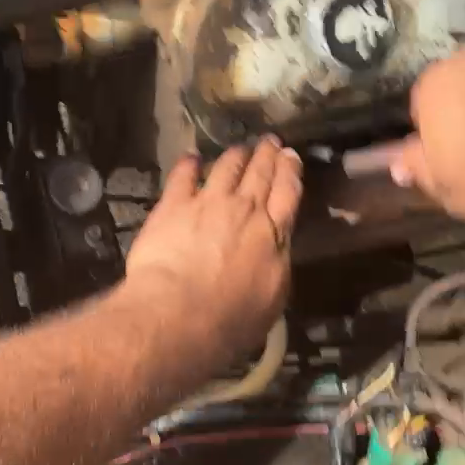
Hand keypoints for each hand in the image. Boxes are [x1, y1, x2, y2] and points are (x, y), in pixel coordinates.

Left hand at [125, 136, 304, 360]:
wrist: (179, 314)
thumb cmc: (229, 322)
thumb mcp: (270, 302)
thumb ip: (274, 269)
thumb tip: (275, 257)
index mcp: (273, 237)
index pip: (288, 196)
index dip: (290, 173)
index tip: (291, 157)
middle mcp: (245, 212)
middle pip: (260, 175)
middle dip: (267, 156)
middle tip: (270, 142)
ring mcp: (208, 204)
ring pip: (227, 168)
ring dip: (235, 155)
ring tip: (239, 149)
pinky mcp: (173, 206)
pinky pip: (183, 176)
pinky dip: (189, 164)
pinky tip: (191, 159)